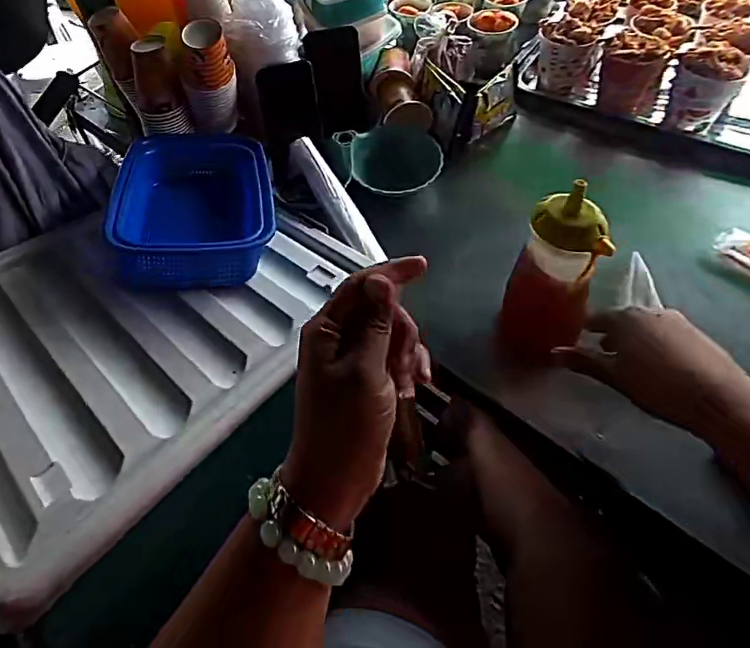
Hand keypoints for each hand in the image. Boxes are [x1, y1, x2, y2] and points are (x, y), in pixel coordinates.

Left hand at [280, 256, 430, 531]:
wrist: (333, 482)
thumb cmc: (345, 428)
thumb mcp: (366, 372)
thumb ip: (377, 325)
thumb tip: (382, 282)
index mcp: (326, 329)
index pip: (360, 284)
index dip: (392, 273)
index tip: (423, 266)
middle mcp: (336, 338)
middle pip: (380, 309)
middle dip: (401, 329)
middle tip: (406, 360)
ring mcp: (351, 359)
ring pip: (391, 333)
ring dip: (406, 352)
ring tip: (408, 382)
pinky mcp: (366, 378)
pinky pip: (393, 357)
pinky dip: (406, 367)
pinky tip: (414, 386)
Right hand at [557, 308, 749, 447]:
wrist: (721, 399)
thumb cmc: (659, 387)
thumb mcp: (616, 377)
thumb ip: (585, 362)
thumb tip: (553, 352)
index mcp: (625, 318)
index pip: (596, 317)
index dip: (585, 328)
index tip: (577, 338)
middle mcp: (649, 311)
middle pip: (622, 319)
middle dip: (611, 334)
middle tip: (603, 352)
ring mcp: (676, 320)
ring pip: (646, 326)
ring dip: (635, 339)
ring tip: (633, 362)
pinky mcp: (697, 334)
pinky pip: (667, 334)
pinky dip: (657, 344)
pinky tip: (662, 366)